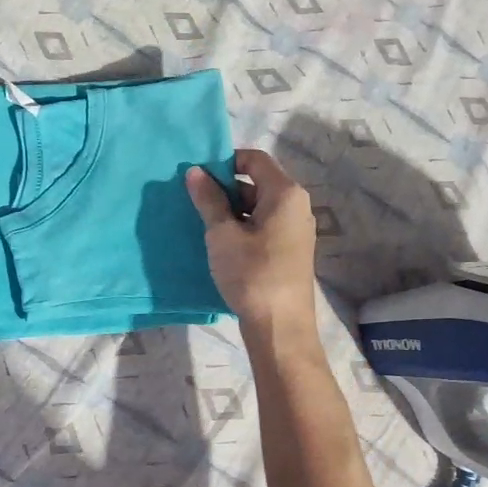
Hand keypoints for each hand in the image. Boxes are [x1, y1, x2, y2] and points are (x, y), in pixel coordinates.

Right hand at [185, 149, 318, 333]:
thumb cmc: (251, 273)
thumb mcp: (222, 234)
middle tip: (192, 199)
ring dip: (229, 209)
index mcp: (285, 194)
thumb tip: (195, 171)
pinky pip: (261, 225)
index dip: (225, 161)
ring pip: (256, 206)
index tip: (197, 175)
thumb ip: (209, 200)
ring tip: (200, 222)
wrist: (279, 326)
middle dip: (223, 187)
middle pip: (256, 182)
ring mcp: (294, 230)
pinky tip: (217, 242)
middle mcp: (295, 206)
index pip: (255, 159)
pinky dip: (240, 226)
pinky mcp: (288, 250)